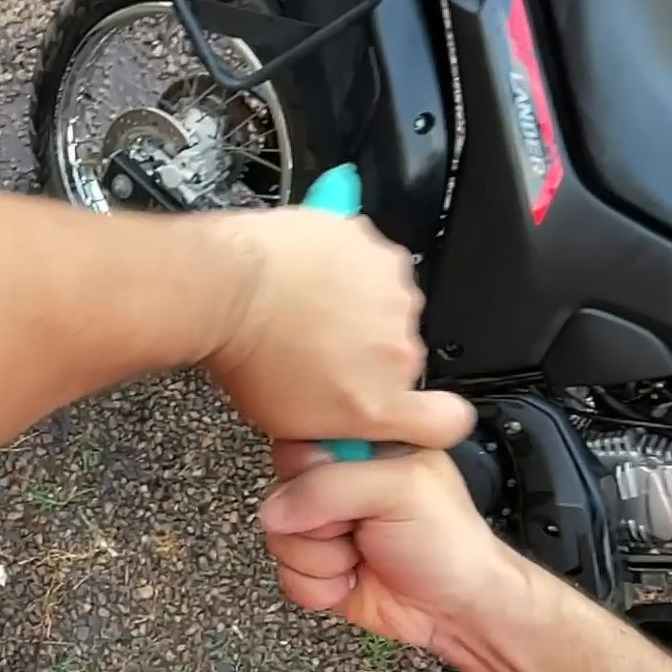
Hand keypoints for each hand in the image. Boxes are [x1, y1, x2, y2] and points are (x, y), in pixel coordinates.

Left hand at [200, 211, 473, 448]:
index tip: (406, 409)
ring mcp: (394, 295)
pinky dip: (344, 266)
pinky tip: (305, 274)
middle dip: (363, 352)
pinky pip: (370, 262)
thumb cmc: (244, 352)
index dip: (427, 416)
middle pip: (397, 356)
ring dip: (355, 306)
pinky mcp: (379, 249)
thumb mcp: (281, 418)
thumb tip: (329, 418)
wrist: (229, 289)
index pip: (442, 421)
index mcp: (377, 402)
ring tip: (303, 305)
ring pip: (386, 307)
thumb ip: (327, 421)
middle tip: (313, 345)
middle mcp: (399, 350)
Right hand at [258, 442, 528, 648]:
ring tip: (360, 558)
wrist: (455, 611)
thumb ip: (330, 486)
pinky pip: (283, 572)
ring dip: (321, 559)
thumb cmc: (446, 544)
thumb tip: (273, 511)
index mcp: (358, 448)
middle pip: (279, 493)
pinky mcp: (311, 563)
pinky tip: (350, 581)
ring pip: (278, 536)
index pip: (299, 444)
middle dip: (315, 523)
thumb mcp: (400, 490)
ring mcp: (319, 526)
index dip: (309, 472)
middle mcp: (333, 484)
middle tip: (359, 528)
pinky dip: (317, 585)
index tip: (345, 491)